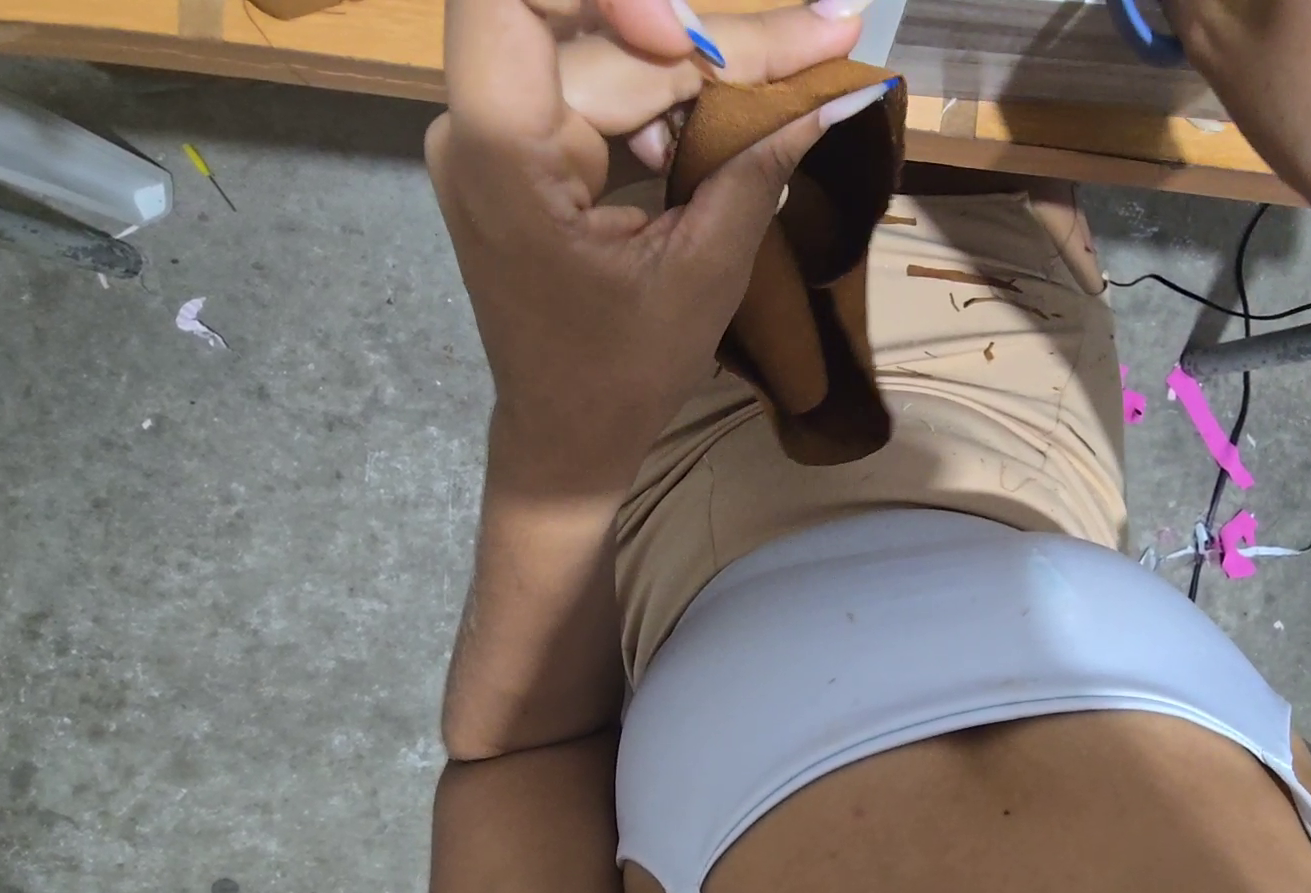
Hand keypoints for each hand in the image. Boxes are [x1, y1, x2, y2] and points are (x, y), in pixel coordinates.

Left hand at [429, 0, 870, 491]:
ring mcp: (502, 141)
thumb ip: (757, 177)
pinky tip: (730, 123)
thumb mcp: (703, 277)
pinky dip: (672, 109)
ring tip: (798, 72)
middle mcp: (484, 128)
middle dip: (715, 47)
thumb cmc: (625, 375)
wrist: (569, 434)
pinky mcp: (529, 160)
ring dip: (703, 77)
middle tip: (826, 34)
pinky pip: (605, 103)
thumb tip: (824, 104)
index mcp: (503, 156)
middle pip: (601, 41)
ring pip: (611, 65)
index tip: (693, 39)